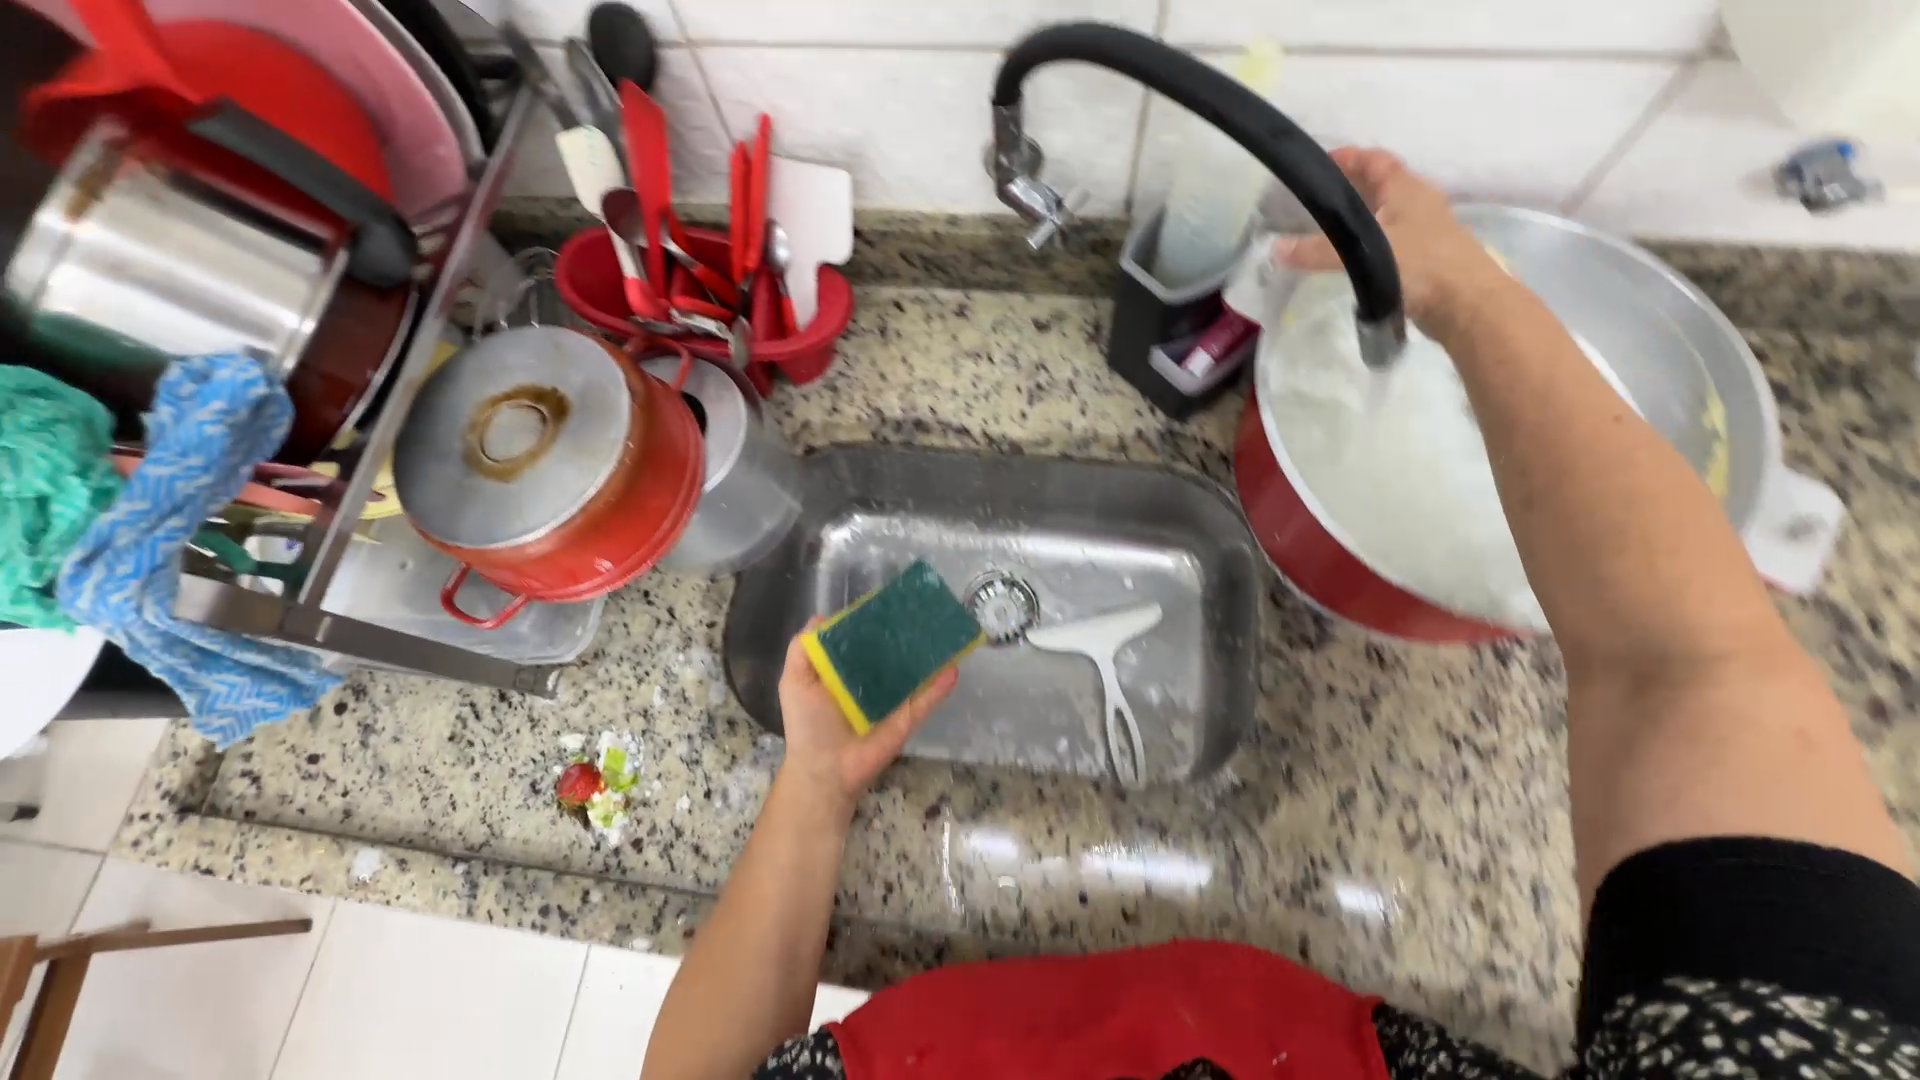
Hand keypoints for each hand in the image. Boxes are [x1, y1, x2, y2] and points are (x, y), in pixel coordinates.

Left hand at [775, 618, 958, 817]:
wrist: (825, 770)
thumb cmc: (808, 724)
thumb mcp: (795, 681)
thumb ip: (802, 648)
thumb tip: (823, 617)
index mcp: (845, 671)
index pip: (863, 641)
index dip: (872, 623)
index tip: (886, 603)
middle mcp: (871, 681)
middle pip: (892, 653)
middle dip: (905, 634)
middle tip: (921, 613)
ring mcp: (892, 700)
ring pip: (915, 673)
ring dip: (930, 655)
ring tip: (944, 632)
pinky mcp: (907, 718)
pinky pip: (926, 700)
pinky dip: (940, 685)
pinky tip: (953, 667)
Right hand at [1275, 147, 1509, 333]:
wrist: (1465, 303)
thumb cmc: (1421, 264)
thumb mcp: (1364, 253)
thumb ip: (1319, 251)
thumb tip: (1275, 250)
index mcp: (1408, 189)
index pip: (1377, 161)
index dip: (1350, 157)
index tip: (1322, 162)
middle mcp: (1417, 203)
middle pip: (1380, 186)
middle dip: (1350, 188)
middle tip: (1316, 197)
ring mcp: (1422, 231)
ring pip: (1383, 215)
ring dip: (1358, 217)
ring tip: (1325, 228)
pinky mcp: (1421, 258)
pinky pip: (1387, 241)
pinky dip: (1366, 242)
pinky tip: (1348, 258)